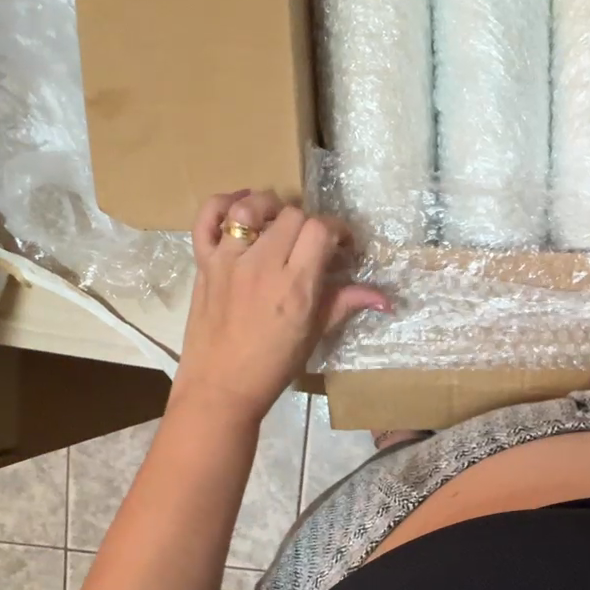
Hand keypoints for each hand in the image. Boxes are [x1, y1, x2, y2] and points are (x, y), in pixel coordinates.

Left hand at [173, 190, 389, 421]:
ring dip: (270, 206)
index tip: (343, 245)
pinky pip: (207, 218)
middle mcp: (262, 265)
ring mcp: (229, 260)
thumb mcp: (316, 333)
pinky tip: (239, 207)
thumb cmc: (275, 365)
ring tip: (279, 221)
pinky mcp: (204, 262)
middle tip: (313, 243)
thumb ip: (346, 304)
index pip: (320, 231)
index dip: (338, 230)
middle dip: (310, 223)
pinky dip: (223, 203)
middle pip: (292, 216)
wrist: (223, 385)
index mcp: (295, 286)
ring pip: (250, 208)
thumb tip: (386, 299)